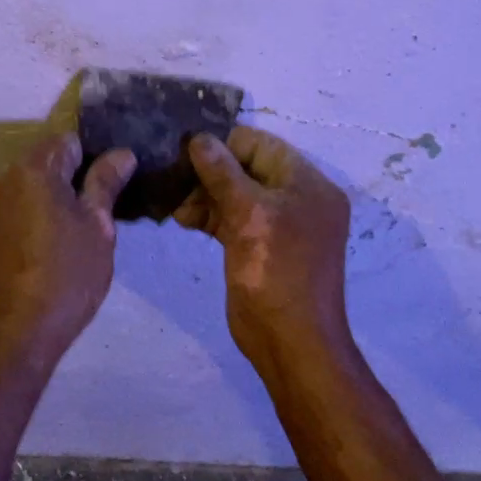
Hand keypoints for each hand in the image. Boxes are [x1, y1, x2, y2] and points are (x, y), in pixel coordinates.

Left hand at [0, 133, 135, 355]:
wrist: (25, 323)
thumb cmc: (69, 271)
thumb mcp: (98, 225)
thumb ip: (106, 182)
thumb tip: (123, 153)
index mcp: (34, 168)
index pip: (69, 142)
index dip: (93, 158)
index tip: (111, 183)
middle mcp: (7, 175)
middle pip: (47, 158)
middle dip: (73, 175)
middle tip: (99, 207)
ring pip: (32, 181)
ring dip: (54, 192)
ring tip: (79, 224)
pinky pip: (19, 201)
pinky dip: (37, 208)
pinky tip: (54, 237)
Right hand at [175, 127, 352, 362]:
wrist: (291, 342)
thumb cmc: (276, 270)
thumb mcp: (247, 214)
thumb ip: (221, 171)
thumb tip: (198, 138)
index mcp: (307, 183)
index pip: (259, 144)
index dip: (222, 145)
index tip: (184, 153)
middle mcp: (296, 198)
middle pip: (245, 166)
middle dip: (208, 171)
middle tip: (173, 178)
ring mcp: (278, 224)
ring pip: (234, 192)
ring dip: (202, 193)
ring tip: (173, 203)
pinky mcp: (259, 245)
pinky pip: (232, 216)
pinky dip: (207, 214)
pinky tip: (180, 218)